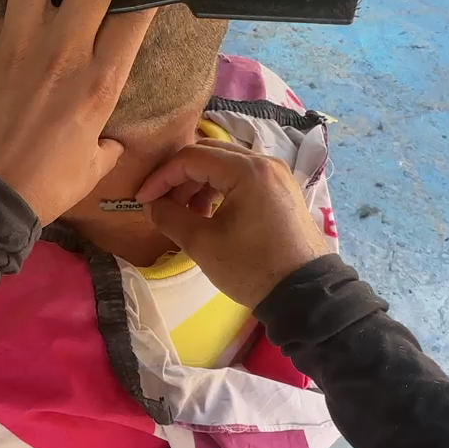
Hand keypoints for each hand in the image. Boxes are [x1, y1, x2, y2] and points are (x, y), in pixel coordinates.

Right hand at [135, 141, 331, 307]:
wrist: (305, 293)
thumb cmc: (251, 267)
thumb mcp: (201, 244)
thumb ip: (169, 217)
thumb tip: (150, 204)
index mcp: (246, 171)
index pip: (190, 158)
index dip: (161, 177)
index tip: (143, 200)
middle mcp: (265, 163)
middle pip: (208, 154)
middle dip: (179, 177)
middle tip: (162, 203)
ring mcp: (277, 175)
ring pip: (226, 164)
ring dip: (198, 183)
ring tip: (186, 213)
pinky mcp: (282, 189)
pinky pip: (243, 176)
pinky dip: (219, 188)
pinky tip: (210, 214)